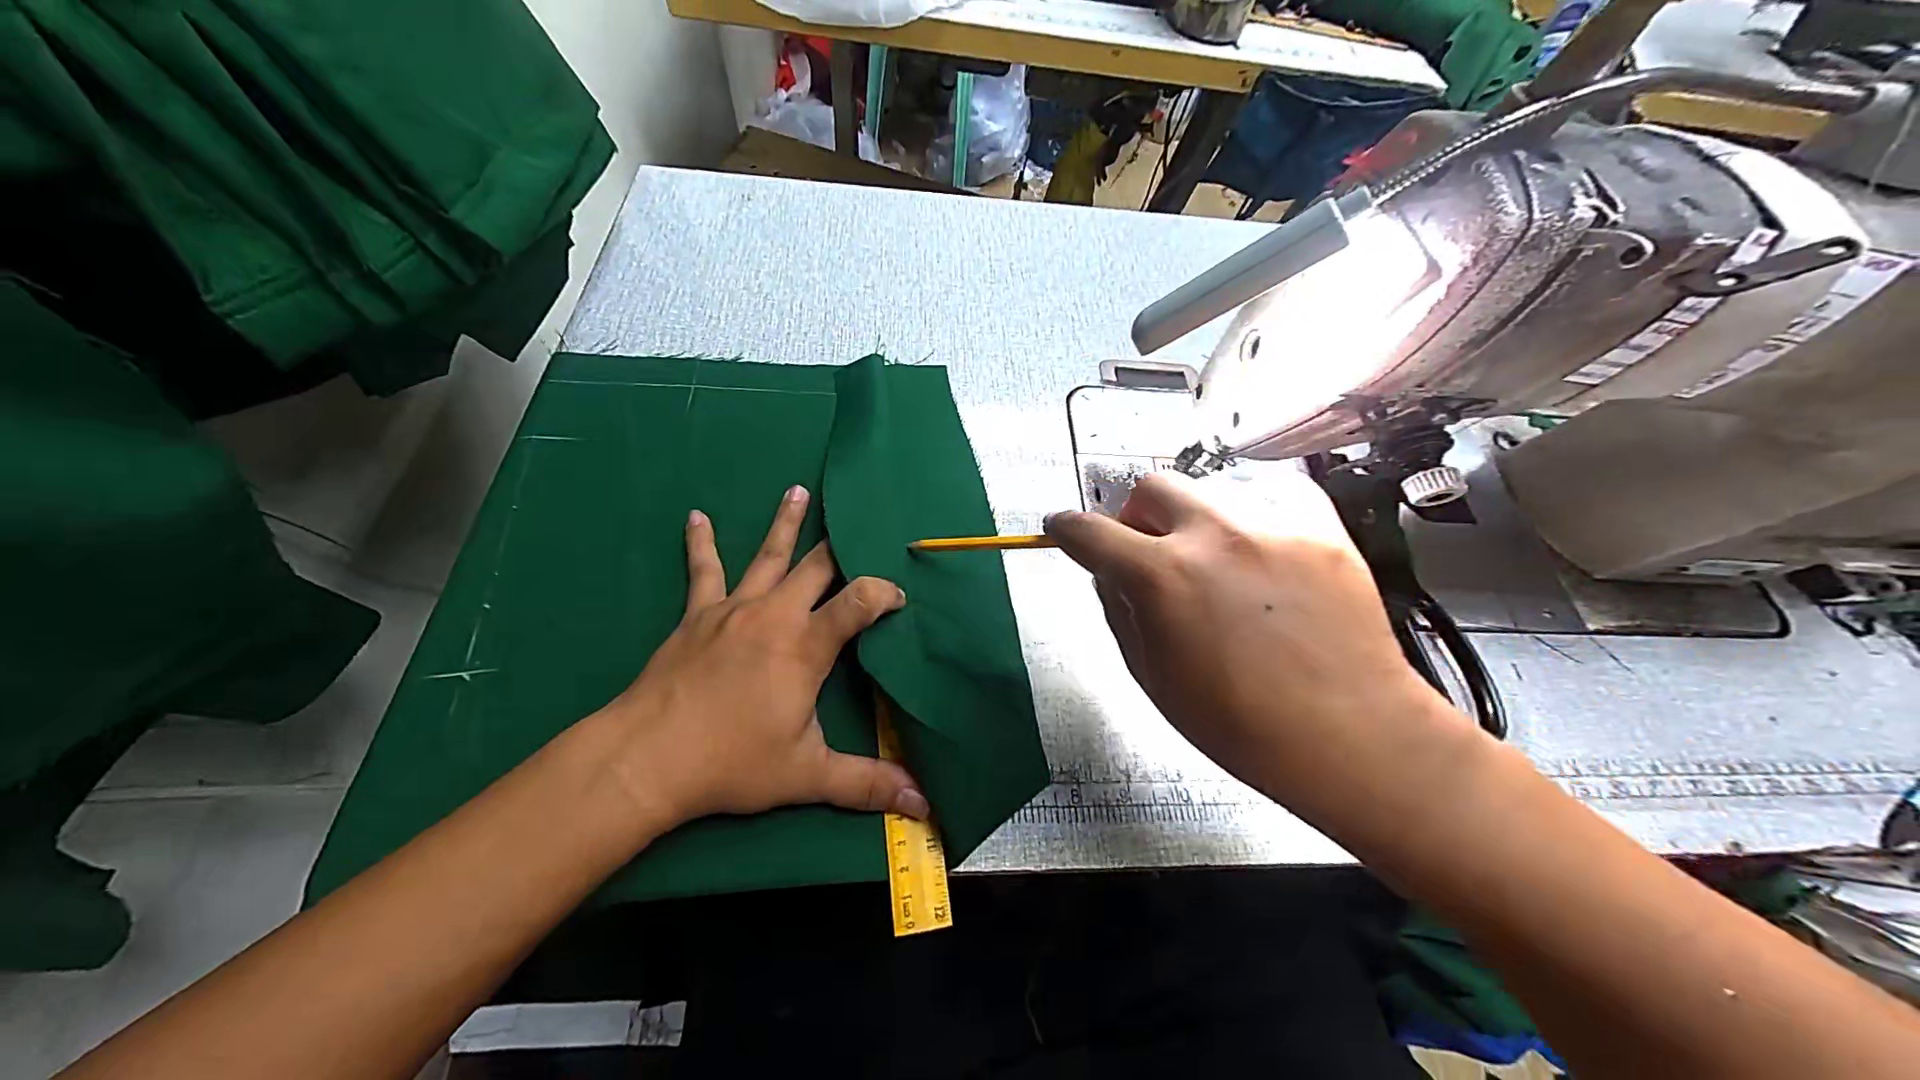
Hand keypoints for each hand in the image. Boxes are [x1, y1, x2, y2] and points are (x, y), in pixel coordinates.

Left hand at [593, 486, 927, 826]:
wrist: (648, 757)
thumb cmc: (732, 762)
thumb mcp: (807, 775)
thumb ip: (867, 784)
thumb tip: (925, 805)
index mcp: (806, 646)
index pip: (859, 603)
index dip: (883, 594)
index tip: (898, 599)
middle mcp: (774, 615)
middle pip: (816, 567)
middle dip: (842, 547)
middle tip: (859, 522)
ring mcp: (733, 609)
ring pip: (767, 555)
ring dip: (785, 523)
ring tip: (796, 490)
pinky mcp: (697, 615)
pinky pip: (703, 571)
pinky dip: (701, 543)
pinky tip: (696, 517)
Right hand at [1043, 470, 1463, 819]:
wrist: (1351, 736)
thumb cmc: (1246, 726)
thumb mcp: (1153, 677)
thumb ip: (1119, 613)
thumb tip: (1110, 576)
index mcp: (1162, 578)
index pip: (1090, 531)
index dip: (1067, 529)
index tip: (1066, 528)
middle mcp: (1215, 537)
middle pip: (1151, 487)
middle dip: (1137, 516)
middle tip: (1150, 550)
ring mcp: (1272, 527)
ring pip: (1212, 490)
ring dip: (1198, 522)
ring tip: (1219, 567)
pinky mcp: (1321, 530)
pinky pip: (1271, 498)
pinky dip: (1253, 520)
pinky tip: (1262, 557)